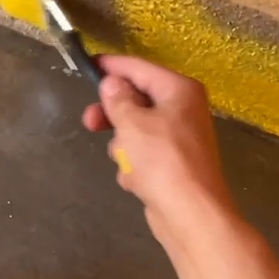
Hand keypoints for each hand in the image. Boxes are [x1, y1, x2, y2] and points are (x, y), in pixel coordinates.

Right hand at [81, 55, 235, 239]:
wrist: (190, 212)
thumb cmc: (162, 160)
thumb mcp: (132, 123)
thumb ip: (118, 100)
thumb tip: (113, 83)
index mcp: (179, 91)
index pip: (140, 68)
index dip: (112, 67)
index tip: (89, 65)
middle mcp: (183, 111)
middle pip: (137, 103)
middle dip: (114, 116)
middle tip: (90, 123)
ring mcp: (179, 141)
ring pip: (136, 133)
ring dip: (124, 148)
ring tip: (127, 163)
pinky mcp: (172, 167)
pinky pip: (143, 158)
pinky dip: (135, 168)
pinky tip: (137, 181)